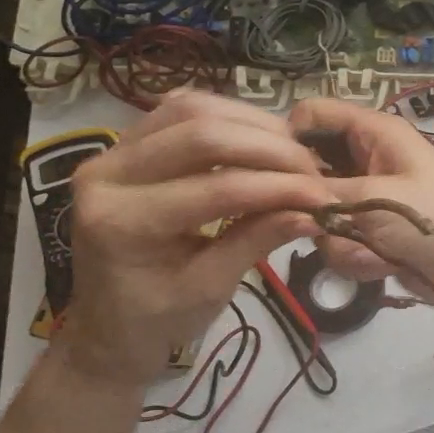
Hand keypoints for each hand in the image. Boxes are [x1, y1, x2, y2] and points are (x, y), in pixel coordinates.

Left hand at [58, 91, 330, 386]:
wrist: (109, 323)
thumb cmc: (160, 317)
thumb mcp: (212, 288)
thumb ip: (258, 241)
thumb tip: (316, 213)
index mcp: (123, 222)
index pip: (217, 188)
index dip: (280, 188)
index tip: (327, 198)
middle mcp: (106, 175)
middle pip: (202, 133)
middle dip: (272, 149)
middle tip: (315, 172)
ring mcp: (112, 153)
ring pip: (193, 109)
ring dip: (255, 125)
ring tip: (295, 153)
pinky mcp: (127, 144)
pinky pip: (181, 110)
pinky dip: (231, 118)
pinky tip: (262, 139)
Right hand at [289, 98, 433, 299]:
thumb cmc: (433, 220)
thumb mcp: (372, 196)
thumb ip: (318, 189)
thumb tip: (274, 184)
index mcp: (376, 132)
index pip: (312, 113)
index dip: (288, 137)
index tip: (274, 171)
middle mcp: (369, 159)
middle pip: (309, 172)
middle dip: (318, 206)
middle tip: (329, 221)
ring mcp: (369, 199)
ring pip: (321, 216)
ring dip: (344, 241)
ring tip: (376, 249)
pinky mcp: (372, 234)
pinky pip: (341, 243)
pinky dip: (359, 258)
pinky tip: (384, 264)